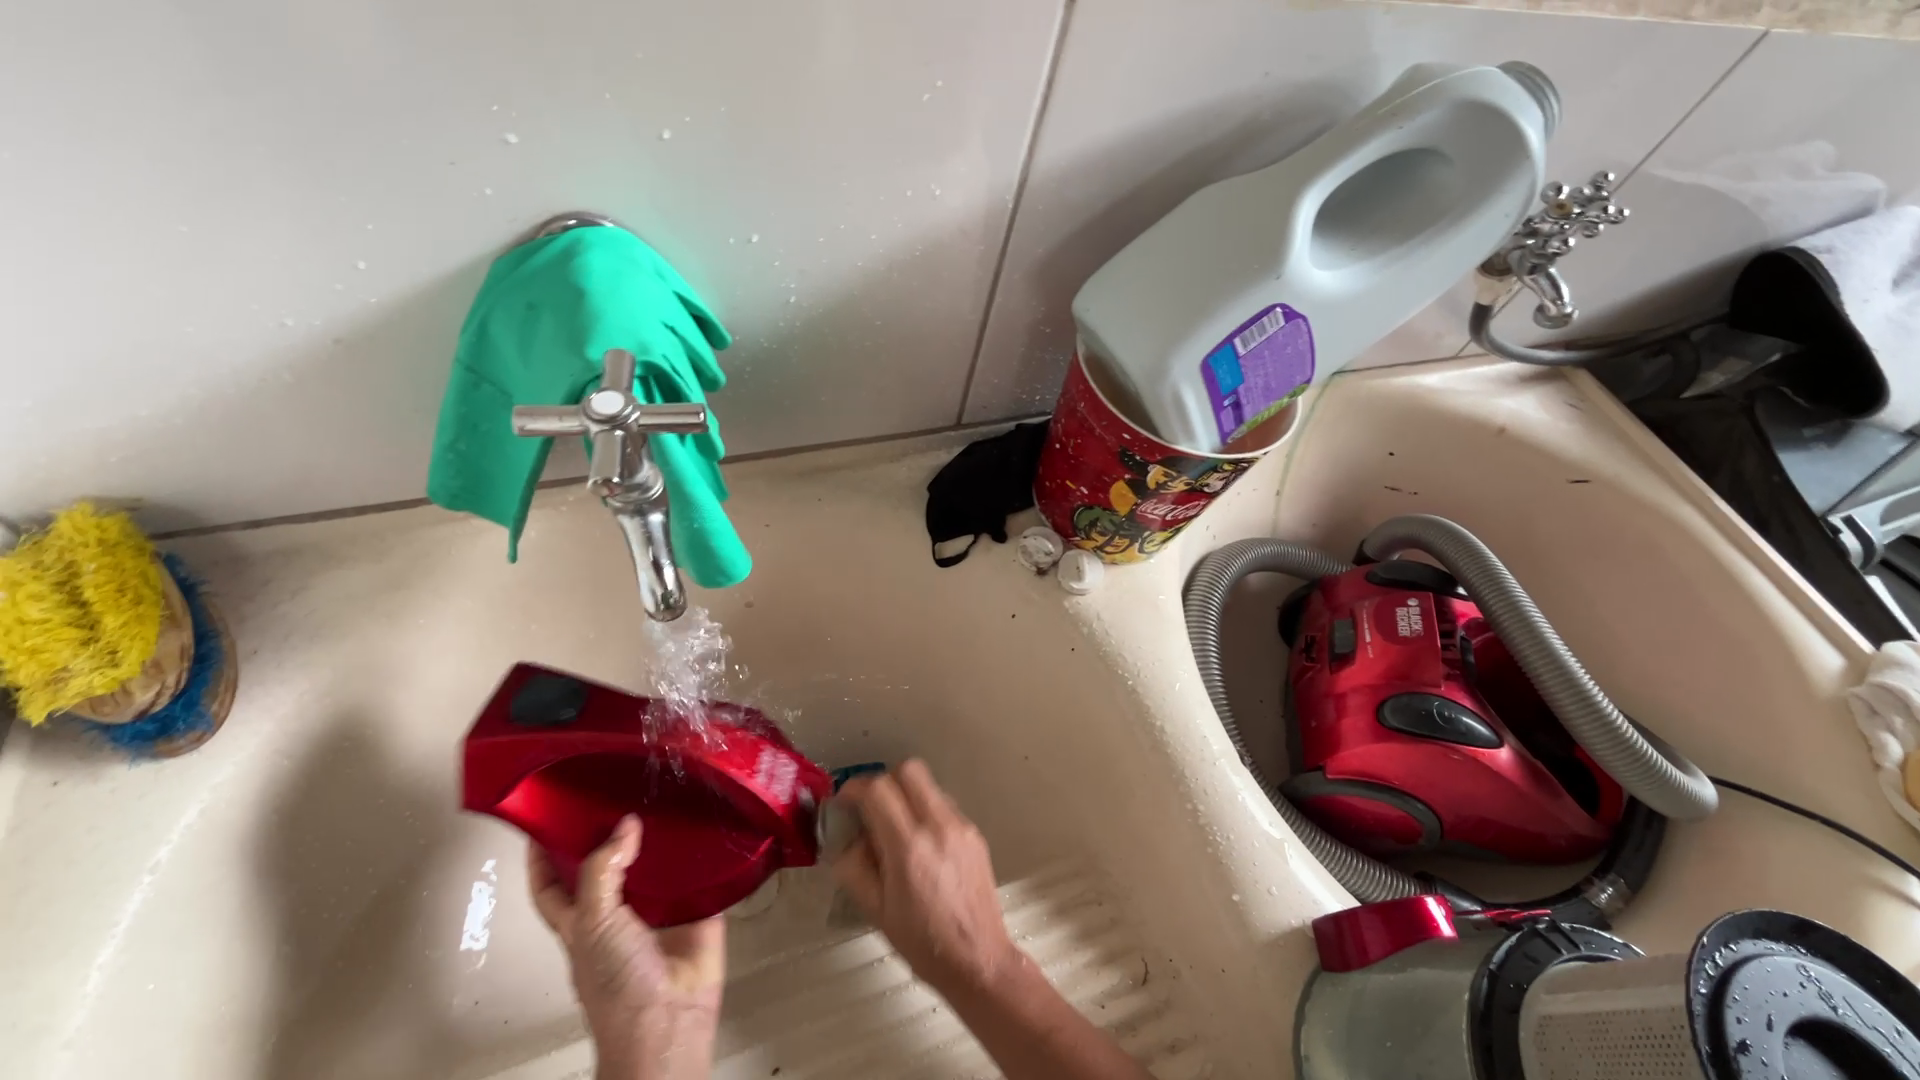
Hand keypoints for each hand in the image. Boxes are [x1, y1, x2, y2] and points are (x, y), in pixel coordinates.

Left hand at [529, 815, 725, 1079]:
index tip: (547, 815)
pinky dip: (705, 851)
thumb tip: (624, 825)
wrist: (669, 1018)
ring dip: (662, 836)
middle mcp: (618, 911)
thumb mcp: (592, 923)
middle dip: (613, 833)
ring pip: (657, 864)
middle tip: (620, 789)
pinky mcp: (699, 908)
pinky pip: (702, 873)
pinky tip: (707, 820)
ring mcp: (660, 908)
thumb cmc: (617, 984)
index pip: (551, 883)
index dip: (544, 853)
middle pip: (610, 864)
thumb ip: (601, 871)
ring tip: (666, 793)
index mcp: (581, 919)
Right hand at [829, 759, 1020, 996]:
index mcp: (909, 847)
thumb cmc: (921, 942)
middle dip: (883, 780)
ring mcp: (961, 827)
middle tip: (869, 807)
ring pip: (928, 785)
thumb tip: (844, 836)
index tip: (843, 802)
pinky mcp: (975, 834)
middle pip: (908, 769)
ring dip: (905, 794)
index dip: (853, 788)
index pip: (878, 789)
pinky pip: (943, 805)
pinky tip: (918, 843)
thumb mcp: (874, 909)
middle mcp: (938, 826)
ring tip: (893, 828)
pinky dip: (924, 810)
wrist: (978, 960)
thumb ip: (853, 865)